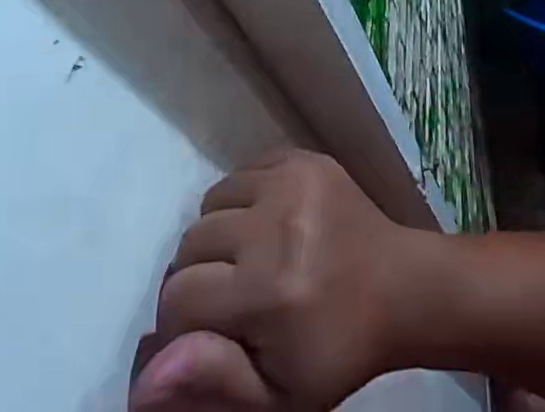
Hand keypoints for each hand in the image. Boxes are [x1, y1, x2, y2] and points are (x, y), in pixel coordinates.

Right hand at [137, 151, 428, 411]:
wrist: (400, 285)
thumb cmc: (336, 348)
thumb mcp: (278, 394)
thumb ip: (211, 381)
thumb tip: (145, 376)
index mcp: (269, 290)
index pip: (179, 298)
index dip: (186, 321)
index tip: (215, 328)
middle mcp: (277, 225)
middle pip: (191, 244)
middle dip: (201, 273)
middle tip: (237, 292)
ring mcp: (291, 181)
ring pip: (211, 201)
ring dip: (220, 230)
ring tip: (252, 253)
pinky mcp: (302, 157)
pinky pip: (241, 170)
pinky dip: (243, 196)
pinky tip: (271, 221)